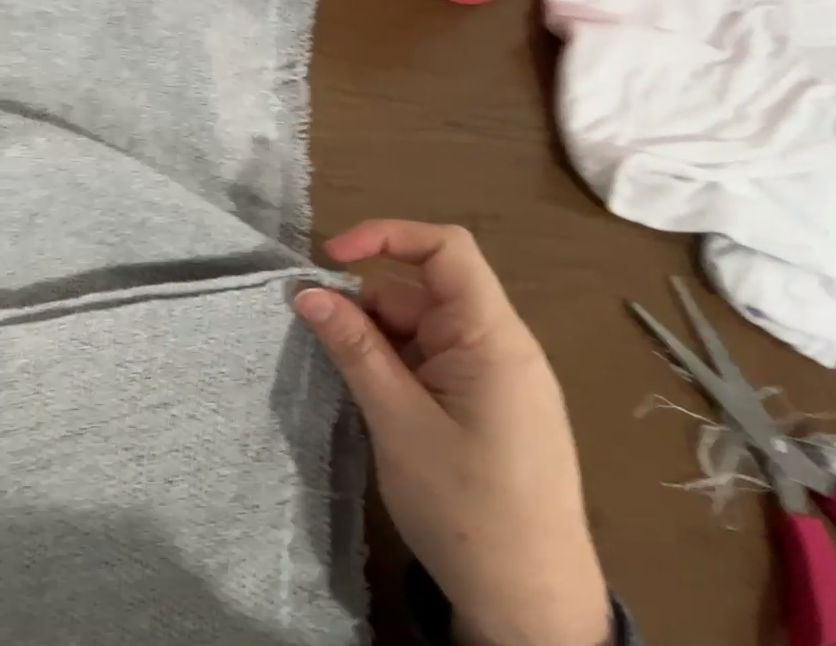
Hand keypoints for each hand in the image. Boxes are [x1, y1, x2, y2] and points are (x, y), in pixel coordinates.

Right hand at [292, 221, 609, 645]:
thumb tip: (306, 291)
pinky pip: (427, 362)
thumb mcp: (397, 421)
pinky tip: (369, 401)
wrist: (528, 600)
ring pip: (417, 330)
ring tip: (345, 386)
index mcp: (492, 341)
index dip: (385, 235)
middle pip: (419, 293)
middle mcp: (497, 348)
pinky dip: (389, 367)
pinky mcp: (482, 406)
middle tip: (317, 342)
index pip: (446, 251)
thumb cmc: (466, 505)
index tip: (327, 257)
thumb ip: (354, 348)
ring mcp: (492, 379)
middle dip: (363, 306)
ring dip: (372, 343)